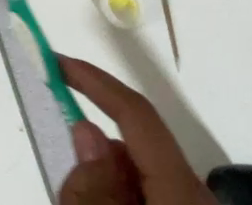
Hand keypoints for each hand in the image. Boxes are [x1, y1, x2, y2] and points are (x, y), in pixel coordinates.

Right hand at [59, 56, 215, 204]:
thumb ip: (94, 187)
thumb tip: (85, 130)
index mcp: (182, 189)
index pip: (137, 114)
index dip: (95, 80)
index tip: (55, 60)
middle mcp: (196, 192)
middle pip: (132, 148)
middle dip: (93, 148)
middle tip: (63, 167)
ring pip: (136, 172)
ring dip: (104, 181)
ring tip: (81, 199)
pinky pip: (146, 193)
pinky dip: (118, 195)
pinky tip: (103, 203)